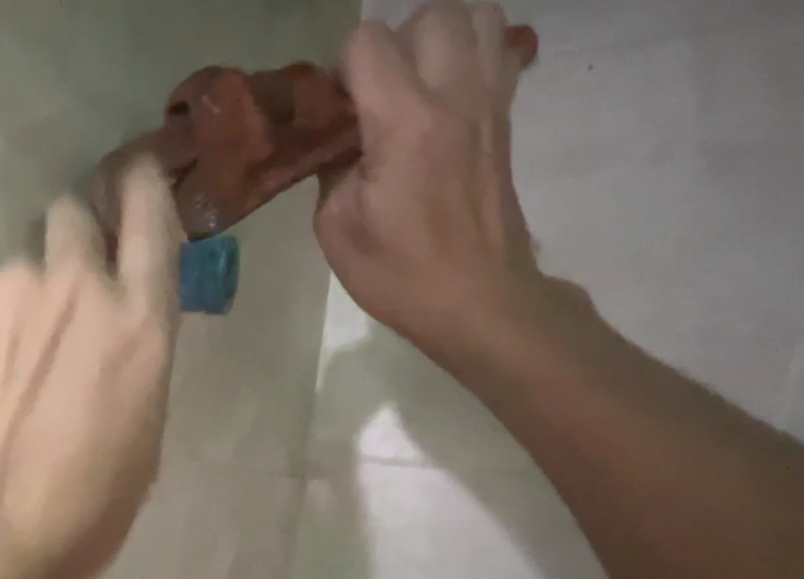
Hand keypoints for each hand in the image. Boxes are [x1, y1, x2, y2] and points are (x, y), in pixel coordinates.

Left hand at [0, 161, 183, 578]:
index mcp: (140, 325)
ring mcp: (5, 289)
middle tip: (48, 300)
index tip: (130, 180)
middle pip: (70, 218)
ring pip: (11, 272)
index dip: (139, 190)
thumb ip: (132, 371)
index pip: (150, 218)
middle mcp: (77, 286)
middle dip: (66, 244)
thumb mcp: (138, 448)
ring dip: (9, 304)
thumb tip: (112, 346)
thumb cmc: (71, 516)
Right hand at [315, 1, 544, 354]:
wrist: (474, 294)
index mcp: (404, 124)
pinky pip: (497, 48)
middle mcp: (455, 95)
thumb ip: (332, 164)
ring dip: (435, 37)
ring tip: (407, 83)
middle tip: (369, 94)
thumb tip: (335, 135)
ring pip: (476, 15)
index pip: (368, 43)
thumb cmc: (394, 269)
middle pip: (430, 14)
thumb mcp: (335, 224)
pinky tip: (440, 94)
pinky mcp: (505, 113)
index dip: (337, 70)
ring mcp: (490, 100)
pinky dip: (468, 53)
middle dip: (390, 43)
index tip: (330, 112)